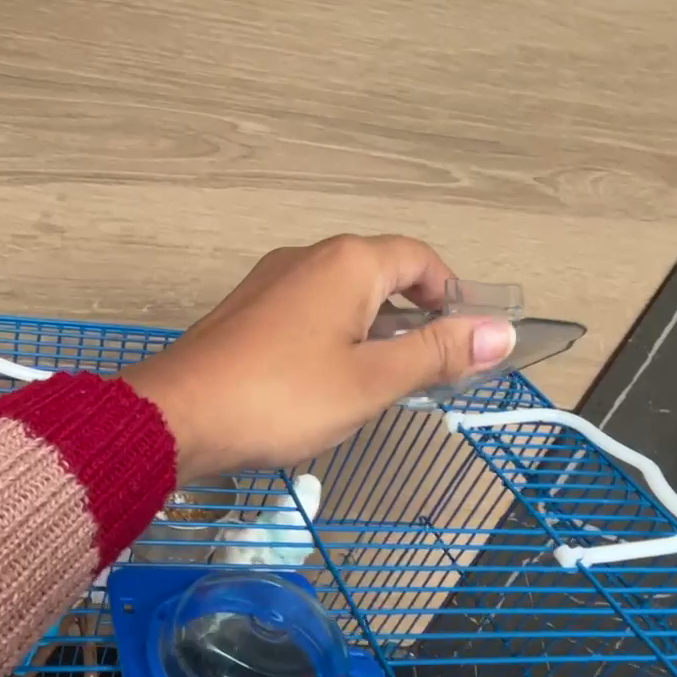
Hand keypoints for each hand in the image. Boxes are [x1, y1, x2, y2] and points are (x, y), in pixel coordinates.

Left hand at [120, 234, 516, 480]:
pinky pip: (299, 318)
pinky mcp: (238, 317)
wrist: (176, 418)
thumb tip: (500, 332)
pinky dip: (325, 342)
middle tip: (422, 371)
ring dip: (365, 333)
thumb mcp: (370, 382)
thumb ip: (435, 354)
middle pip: (377, 275)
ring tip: (373, 385)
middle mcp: (304, 258)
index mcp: (347, 261)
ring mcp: (265, 285)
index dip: (450, 295)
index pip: (420, 259)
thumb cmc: (280, 398)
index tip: (464, 338)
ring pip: (335, 299)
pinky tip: (317, 385)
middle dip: (408, 317)